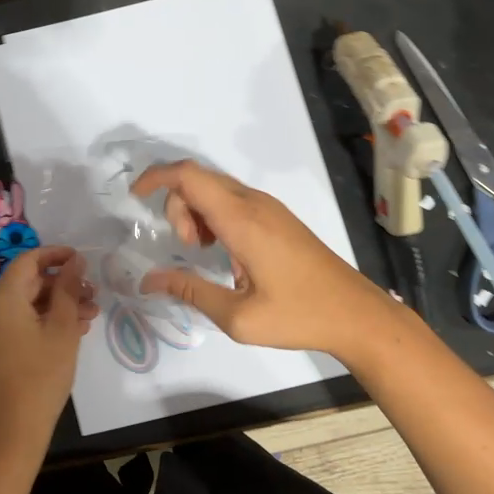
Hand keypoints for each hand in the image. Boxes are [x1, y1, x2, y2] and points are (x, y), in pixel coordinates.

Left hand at [0, 247, 97, 448]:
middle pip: (29, 281)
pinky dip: (45, 318)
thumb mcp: (62, 329)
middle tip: (94, 295)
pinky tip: (74, 329)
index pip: (29, 260)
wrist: (14, 427)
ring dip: (59, 303)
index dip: (56, 255)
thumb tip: (75, 260)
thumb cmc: (41, 375)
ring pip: (28, 301)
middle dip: (63, 285)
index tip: (83, 259)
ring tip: (91, 315)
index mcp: (2, 296)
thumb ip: (69, 290)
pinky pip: (21, 318)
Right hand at [133, 161, 400, 358]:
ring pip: (213, 188)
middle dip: (176, 205)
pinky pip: (230, 199)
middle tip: (187, 248)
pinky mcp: (276, 216)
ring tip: (205, 253)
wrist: (357, 315)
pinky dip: (213, 215)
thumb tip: (148, 280)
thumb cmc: (299, 316)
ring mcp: (268, 206)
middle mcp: (253, 202)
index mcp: (241, 220)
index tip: (135, 197)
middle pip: (196, 178)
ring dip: (195, 211)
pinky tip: (223, 251)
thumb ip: (190, 292)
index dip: (156, 177)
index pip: (189, 176)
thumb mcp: (238, 316)